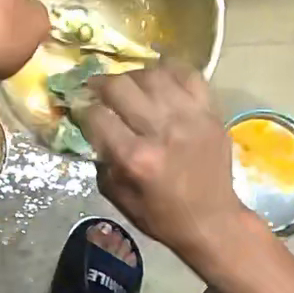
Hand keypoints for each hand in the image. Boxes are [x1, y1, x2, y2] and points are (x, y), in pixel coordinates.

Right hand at [78, 64, 259, 259]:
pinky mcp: (211, 113)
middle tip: (97, 88)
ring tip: (128, 83)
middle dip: (101, 84)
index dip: (83, 109)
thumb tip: (93, 129)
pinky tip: (160, 79)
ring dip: (133, 75)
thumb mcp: (120, 197)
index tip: (81, 109)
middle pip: (121, 87)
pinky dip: (170, 71)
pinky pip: (189, 75)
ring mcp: (190, 118)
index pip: (98, 116)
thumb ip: (103, 160)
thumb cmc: (163, 216)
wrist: (213, 221)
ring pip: (153, 75)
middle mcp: (163, 131)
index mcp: (137, 158)